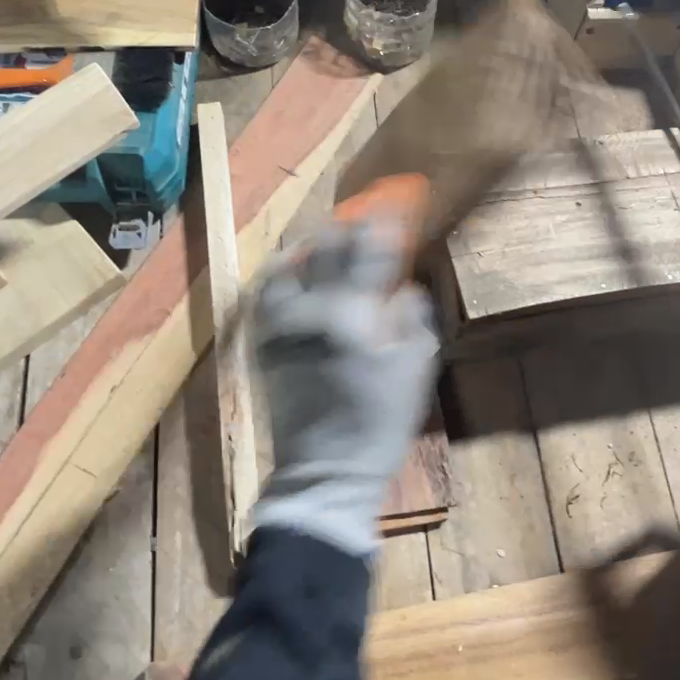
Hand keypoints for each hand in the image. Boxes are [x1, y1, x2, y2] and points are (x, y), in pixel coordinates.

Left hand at [247, 216, 439, 556]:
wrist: (325, 470)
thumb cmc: (379, 421)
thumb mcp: (417, 369)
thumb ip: (413, 317)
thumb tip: (403, 287)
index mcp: (352, 315)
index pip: (369, 251)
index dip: (383, 225)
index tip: (393, 209)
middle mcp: (309, 309)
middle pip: (324, 248)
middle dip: (346, 227)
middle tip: (360, 221)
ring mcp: (279, 325)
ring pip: (286, 265)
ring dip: (308, 245)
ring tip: (322, 240)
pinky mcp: (262, 343)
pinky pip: (265, 296)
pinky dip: (280, 275)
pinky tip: (292, 272)